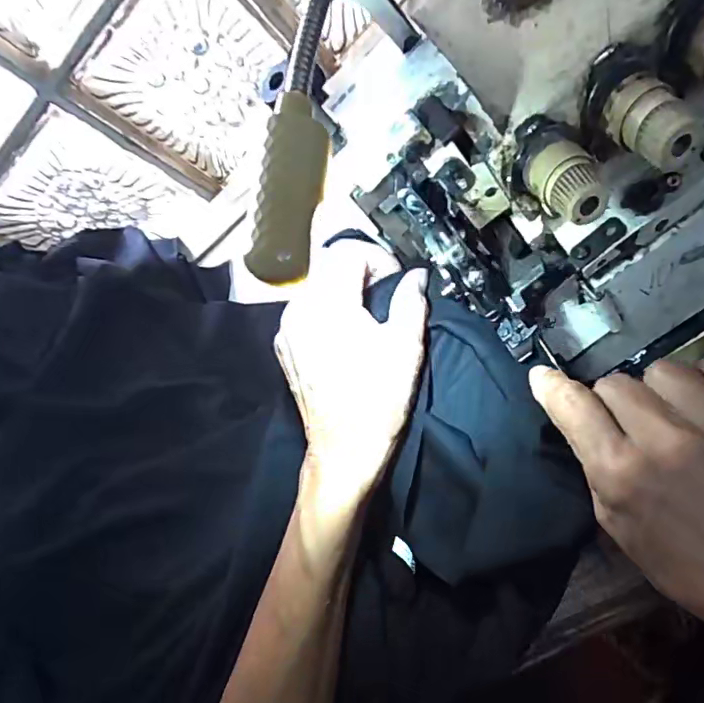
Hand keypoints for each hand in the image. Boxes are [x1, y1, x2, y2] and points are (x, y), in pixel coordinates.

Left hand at [274, 244, 428, 502]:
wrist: (344, 450)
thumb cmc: (377, 402)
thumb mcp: (406, 346)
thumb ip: (411, 300)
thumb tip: (417, 277)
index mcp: (328, 304)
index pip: (350, 252)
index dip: (379, 259)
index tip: (396, 279)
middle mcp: (299, 311)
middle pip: (331, 268)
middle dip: (362, 274)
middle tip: (388, 298)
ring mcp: (287, 331)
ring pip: (318, 290)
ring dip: (345, 294)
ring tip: (370, 321)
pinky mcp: (286, 349)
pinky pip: (306, 315)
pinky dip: (327, 315)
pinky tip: (348, 340)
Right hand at [528, 347, 703, 661]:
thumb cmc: (675, 557)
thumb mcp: (611, 517)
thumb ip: (592, 460)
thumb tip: (571, 409)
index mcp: (621, 472)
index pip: (573, 403)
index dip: (551, 387)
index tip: (544, 378)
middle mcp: (666, 441)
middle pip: (615, 382)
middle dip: (613, 404)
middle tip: (630, 429)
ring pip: (663, 369)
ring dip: (659, 391)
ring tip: (675, 418)